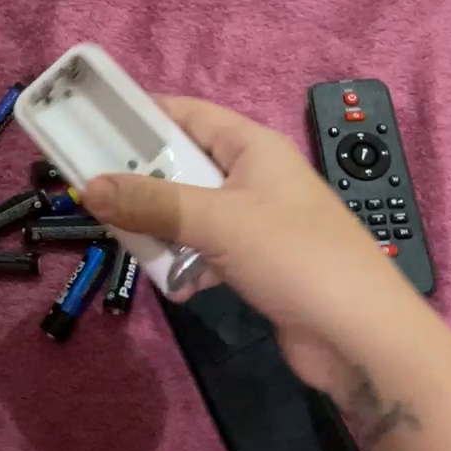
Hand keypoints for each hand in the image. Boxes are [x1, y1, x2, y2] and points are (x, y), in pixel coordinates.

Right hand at [82, 98, 424, 397]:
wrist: (361, 337)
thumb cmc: (295, 256)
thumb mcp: (218, 221)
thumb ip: (152, 202)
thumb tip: (89, 186)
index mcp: (252, 147)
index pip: (190, 113)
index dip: (144, 115)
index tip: (95, 124)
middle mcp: (254, 177)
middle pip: (185, 166)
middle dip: (144, 182)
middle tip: (97, 193)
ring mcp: (257, 222)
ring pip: (191, 212)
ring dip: (164, 230)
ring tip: (133, 244)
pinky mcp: (256, 263)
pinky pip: (206, 251)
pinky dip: (189, 265)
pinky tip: (180, 287)